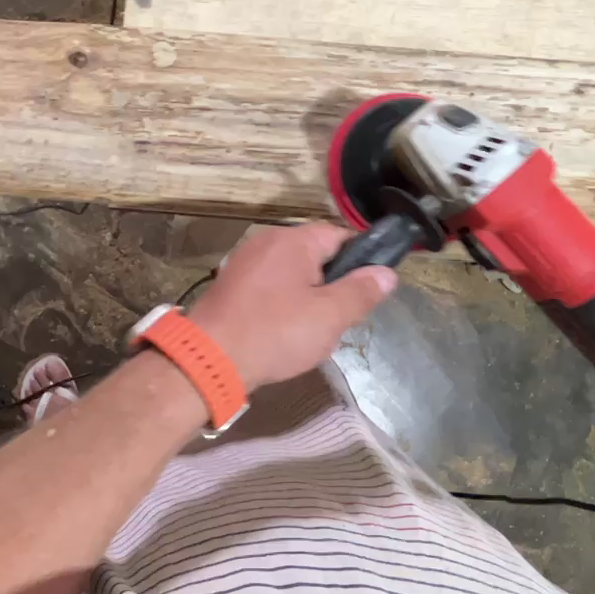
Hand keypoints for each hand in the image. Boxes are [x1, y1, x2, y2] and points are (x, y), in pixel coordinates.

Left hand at [184, 223, 396, 389]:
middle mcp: (266, 241)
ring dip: (306, 297)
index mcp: (293, 240)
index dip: (361, 260)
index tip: (369, 289)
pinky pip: (268, 286)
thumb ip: (360, 291)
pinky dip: (281, 304)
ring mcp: (244, 261)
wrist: (208, 358)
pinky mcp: (230, 283)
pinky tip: (282, 332)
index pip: (340, 236)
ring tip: (311, 331)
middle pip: (315, 254)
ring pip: (292, 273)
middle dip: (331, 284)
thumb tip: (386, 272)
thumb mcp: (329, 316)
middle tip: (339, 318)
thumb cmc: (274, 333)